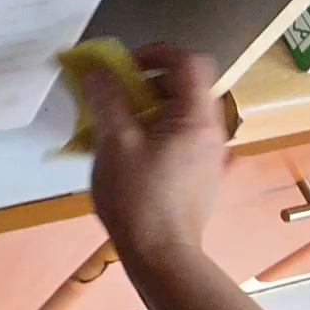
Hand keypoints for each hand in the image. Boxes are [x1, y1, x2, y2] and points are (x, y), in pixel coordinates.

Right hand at [82, 43, 225, 268]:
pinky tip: (131, 156)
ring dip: (148, 109)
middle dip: (146, 83)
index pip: (188, 61)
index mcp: (197, 118)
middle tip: (114, 98)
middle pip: (185, 86)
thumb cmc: (137, 199)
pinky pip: (181, 139)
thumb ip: (107, 100)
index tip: (122, 66)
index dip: (155, 53)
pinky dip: (157, 133)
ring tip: (116, 129)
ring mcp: (210, 156)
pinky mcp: (202, 177)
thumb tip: (97, 71)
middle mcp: (213, 132)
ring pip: (182, 114)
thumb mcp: (114, 144)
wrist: (162, 256)